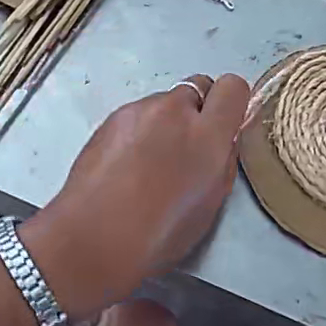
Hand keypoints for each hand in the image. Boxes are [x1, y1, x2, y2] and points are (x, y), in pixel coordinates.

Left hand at [21, 74, 249, 317]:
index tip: (224, 123)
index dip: (230, 104)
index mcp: (207, 135)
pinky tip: (126, 166)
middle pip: (196, 88)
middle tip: (186, 147)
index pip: (233, 87)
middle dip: (197, 111)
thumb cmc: (156, 235)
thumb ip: (221, 163)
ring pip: (162, 103)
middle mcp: (173, 112)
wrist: (93, 238)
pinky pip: (135, 116)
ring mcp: (137, 112)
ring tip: (149, 165)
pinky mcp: (109, 119)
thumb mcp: (208, 205)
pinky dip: (137, 132)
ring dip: (163, 123)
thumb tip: (223, 142)